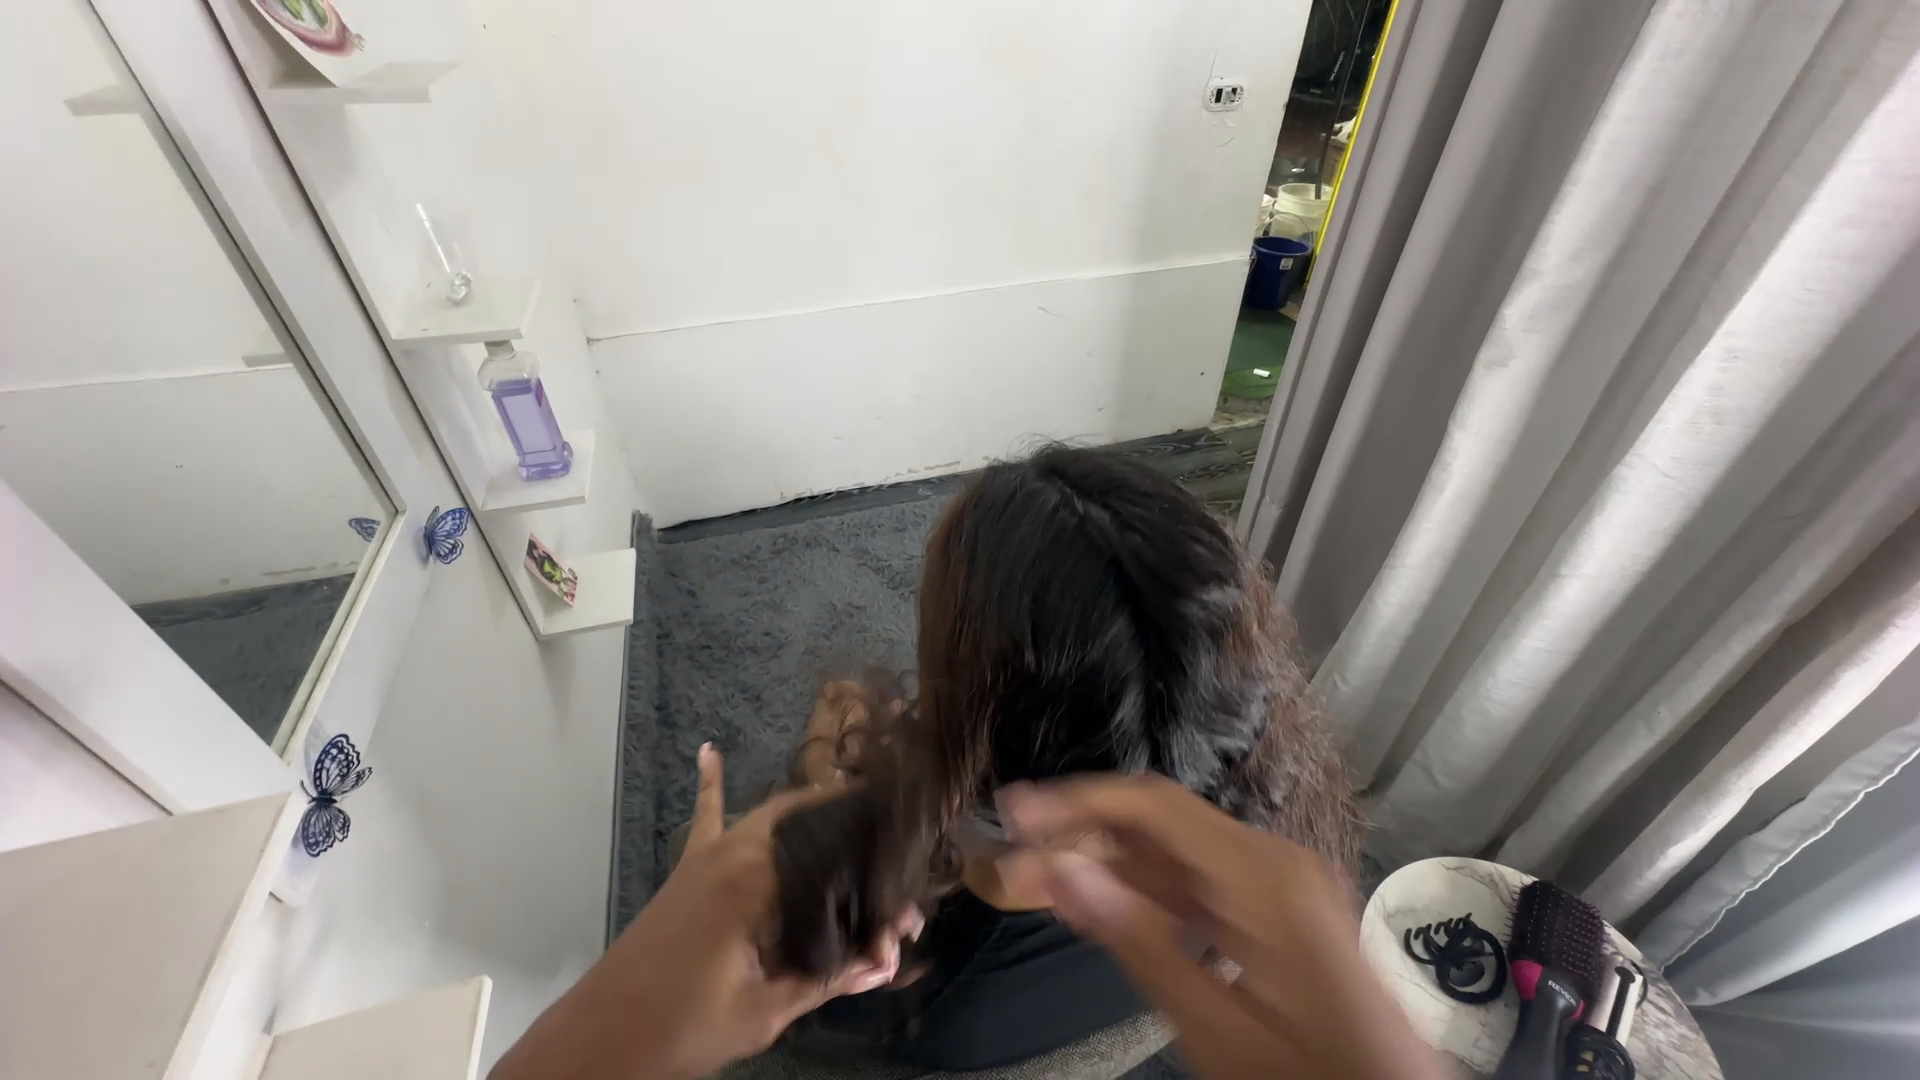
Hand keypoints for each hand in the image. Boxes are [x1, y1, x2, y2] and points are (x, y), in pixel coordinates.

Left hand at [491, 745, 920, 1079]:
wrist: (598, 1039)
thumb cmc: (682, 1028)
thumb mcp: (763, 1011)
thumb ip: (826, 979)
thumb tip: (887, 964)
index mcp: (758, 881)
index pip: (835, 868)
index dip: (877, 890)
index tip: (905, 919)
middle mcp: (738, 851)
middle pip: (813, 825)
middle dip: (855, 834)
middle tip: (891, 860)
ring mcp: (709, 854)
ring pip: (775, 815)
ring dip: (814, 813)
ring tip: (855, 816)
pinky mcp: (689, 867)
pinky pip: (705, 815)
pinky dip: (711, 783)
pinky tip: (709, 750)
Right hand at [997, 774, 1443, 1079]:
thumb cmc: (1311, 1078)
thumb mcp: (1218, 1028)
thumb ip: (1137, 942)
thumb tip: (1062, 870)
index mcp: (1263, 875)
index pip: (1153, 807)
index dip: (1078, 801)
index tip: (1016, 812)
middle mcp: (1270, 860)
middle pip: (1159, 823)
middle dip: (1083, 834)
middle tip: (1015, 856)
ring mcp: (1275, 882)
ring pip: (1172, 852)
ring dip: (1107, 863)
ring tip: (1039, 880)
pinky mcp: (1274, 907)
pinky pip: (1197, 883)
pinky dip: (1145, 891)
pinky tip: (1099, 904)